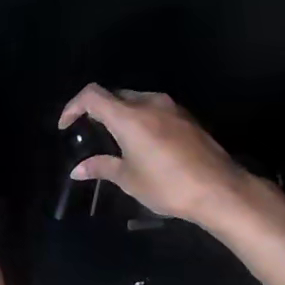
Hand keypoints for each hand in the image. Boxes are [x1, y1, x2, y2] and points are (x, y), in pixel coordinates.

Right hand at [58, 84, 252, 223]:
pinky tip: (140, 144)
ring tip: (114, 141)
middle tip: (89, 134)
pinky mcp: (186, 117)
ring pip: (136, 101)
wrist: (217, 189)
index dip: (73, 106)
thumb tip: (78, 170)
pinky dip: (139, 120)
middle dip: (97, 111)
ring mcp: (171, 108)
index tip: (66, 126)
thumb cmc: (168, 186)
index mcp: (130, 116)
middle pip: (115, 95)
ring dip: (120, 115)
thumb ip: (102, 168)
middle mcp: (149, 103)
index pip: (93, 95)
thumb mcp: (129, 180)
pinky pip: (154, 110)